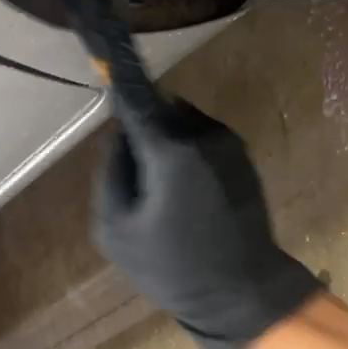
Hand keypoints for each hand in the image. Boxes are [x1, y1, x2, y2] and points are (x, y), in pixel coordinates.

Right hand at [93, 92, 322, 348]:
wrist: (242, 287)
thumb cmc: (173, 266)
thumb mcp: (117, 230)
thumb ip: (112, 171)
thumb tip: (118, 132)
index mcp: (172, 149)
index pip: (138, 101)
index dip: (120, 83)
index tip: (105, 61)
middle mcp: (204, 133)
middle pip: (161, 111)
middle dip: (143, 130)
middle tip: (135, 177)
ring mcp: (229, 141)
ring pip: (183, 122)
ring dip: (167, 140)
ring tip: (163, 193)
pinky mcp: (243, 154)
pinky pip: (202, 137)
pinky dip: (187, 151)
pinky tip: (187, 195)